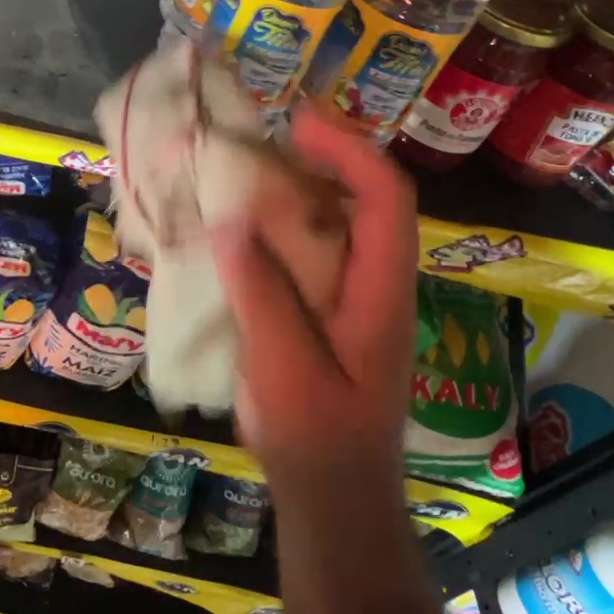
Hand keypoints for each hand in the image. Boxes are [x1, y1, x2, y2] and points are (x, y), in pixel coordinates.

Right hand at [213, 104, 417, 468]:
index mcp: (381, 291)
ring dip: (289, 185)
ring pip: (330, 221)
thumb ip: (263, 294)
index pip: (384, 199)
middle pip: (360, 197)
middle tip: (253, 136)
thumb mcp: (287, 368)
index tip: (294, 121)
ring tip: (234, 167)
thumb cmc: (317, 435)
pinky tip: (229, 225)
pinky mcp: (321, 309)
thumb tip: (230, 220)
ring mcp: (348, 296)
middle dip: (315, 156)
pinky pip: (301, 249)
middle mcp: (372, 282)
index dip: (348, 149)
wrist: (331, 493)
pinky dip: (270, 224)